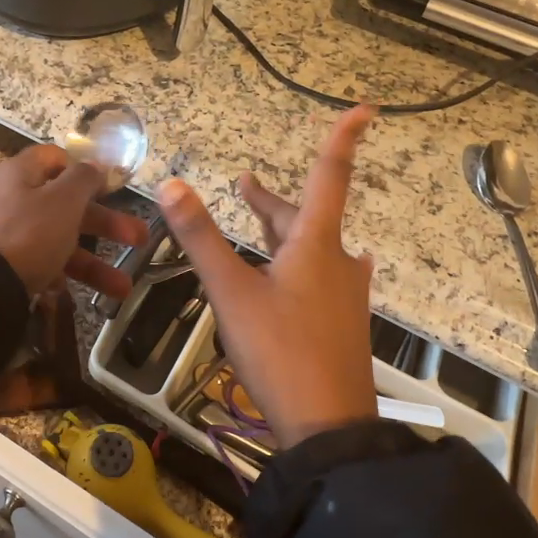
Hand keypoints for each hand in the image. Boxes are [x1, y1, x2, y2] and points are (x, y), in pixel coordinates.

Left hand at [0, 145, 150, 297]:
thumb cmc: (28, 234)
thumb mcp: (63, 201)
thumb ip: (84, 179)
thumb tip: (95, 163)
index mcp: (21, 173)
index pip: (55, 158)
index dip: (84, 169)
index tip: (112, 186)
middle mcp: (10, 198)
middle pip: (65, 204)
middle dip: (106, 224)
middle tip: (140, 239)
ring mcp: (3, 233)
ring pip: (57, 240)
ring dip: (93, 263)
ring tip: (123, 288)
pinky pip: (38, 265)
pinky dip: (61, 277)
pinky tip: (78, 296)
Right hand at [156, 106, 378, 448]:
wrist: (330, 429)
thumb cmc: (281, 352)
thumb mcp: (231, 293)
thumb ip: (200, 238)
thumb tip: (171, 183)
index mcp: (317, 244)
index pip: (331, 176)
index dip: (344, 139)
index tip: (366, 108)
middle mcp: (338, 262)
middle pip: (306, 217)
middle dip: (271, 201)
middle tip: (245, 185)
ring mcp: (343, 295)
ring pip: (310, 248)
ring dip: (281, 231)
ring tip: (259, 221)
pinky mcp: (339, 323)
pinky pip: (316, 276)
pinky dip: (293, 262)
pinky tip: (290, 276)